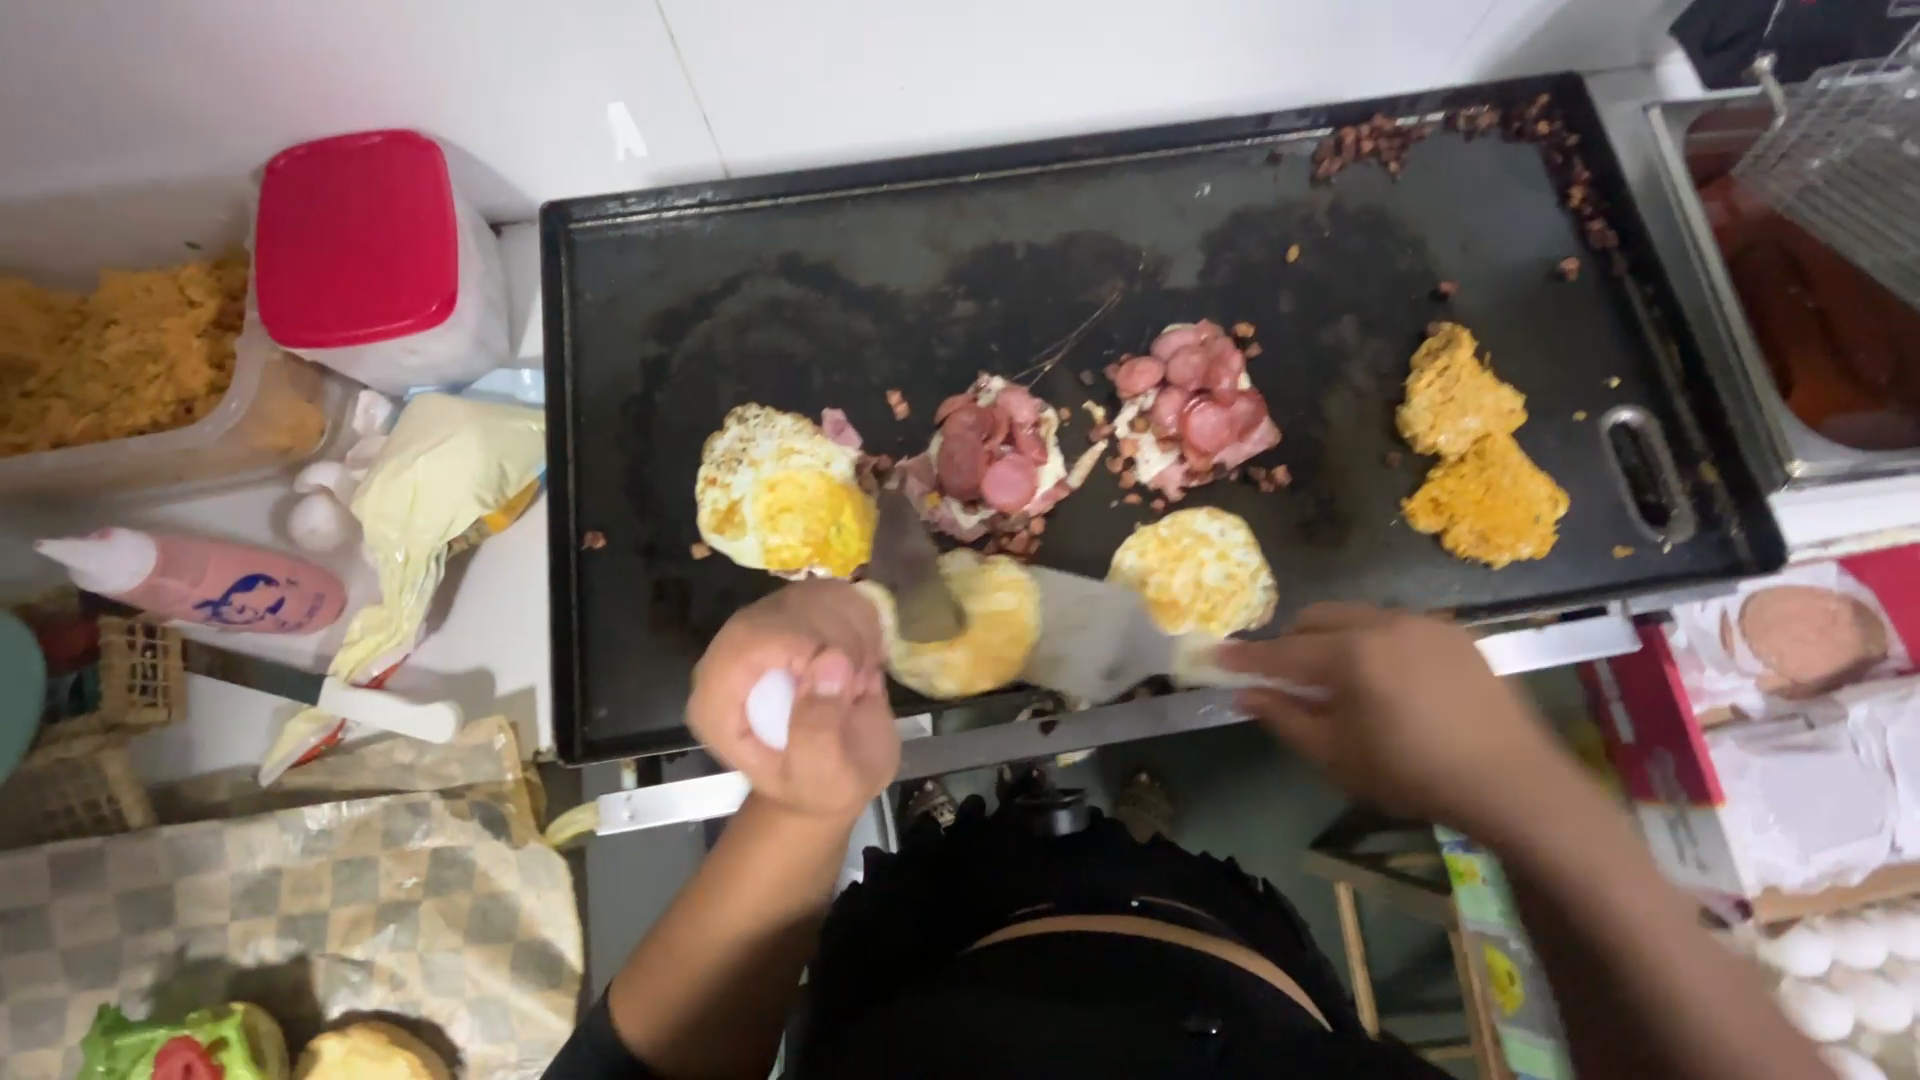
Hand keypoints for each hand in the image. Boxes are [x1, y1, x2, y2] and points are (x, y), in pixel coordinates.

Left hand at [688, 580, 899, 823]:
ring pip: (811, 596)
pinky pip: (832, 593)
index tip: (845, 677)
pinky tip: (862, 657)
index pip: (747, 642)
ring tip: (859, 677)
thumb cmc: (823, 788)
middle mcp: (730, 659)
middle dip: (838, 640)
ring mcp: (764, 631)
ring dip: (854, 632)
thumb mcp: (823, 777)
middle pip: (783, 611)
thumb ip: (818, 729)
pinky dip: (861, 620)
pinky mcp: (795, 617)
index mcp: (718, 702)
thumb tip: (833, 662)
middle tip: (859, 682)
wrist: (840, 777)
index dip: (802, 644)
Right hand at [1221, 603, 1576, 838]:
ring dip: (1333, 640)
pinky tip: (1389, 680)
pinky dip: (1374, 642)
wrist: (1515, 785)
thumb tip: (1244, 693)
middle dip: (1292, 642)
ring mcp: (1424, 625)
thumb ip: (1283, 718)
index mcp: (1352, 655)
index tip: (1213, 655)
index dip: (1244, 657)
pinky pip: (1395, 625)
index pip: (1282, 652)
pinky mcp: (1456, 634)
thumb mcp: (1335, 756)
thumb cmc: (1413, 775)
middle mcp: (1384, 624)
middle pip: (1316, 618)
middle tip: (1288, 679)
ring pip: (1356, 616)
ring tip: (1342, 681)